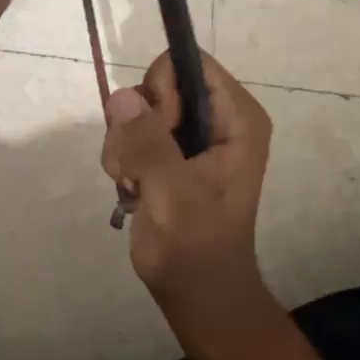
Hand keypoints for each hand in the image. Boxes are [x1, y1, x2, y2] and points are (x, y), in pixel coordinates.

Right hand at [102, 50, 271, 303]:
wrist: (197, 295)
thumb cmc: (194, 248)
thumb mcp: (171, 195)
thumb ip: (148, 143)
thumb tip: (122, 96)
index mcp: (237, 119)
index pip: (189, 64)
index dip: (163, 91)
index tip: (158, 134)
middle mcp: (219, 117)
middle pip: (159, 83)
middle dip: (137, 123)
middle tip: (139, 167)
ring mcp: (194, 133)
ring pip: (140, 107)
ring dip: (125, 144)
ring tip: (134, 185)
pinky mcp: (173, 150)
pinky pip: (134, 128)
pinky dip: (124, 155)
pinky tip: (132, 187)